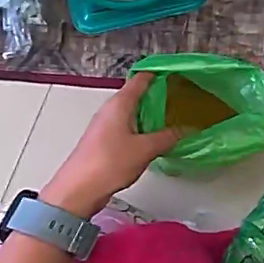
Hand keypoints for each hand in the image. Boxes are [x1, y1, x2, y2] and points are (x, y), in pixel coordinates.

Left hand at [41, 73, 183, 218]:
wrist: (78, 189)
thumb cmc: (109, 163)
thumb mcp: (145, 149)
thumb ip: (167, 137)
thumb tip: (186, 129)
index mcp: (120, 104)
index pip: (140, 79)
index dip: (157, 73)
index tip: (175, 73)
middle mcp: (110, 109)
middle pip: (136, 94)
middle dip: (157, 94)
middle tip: (179, 96)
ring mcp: (105, 125)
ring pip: (131, 111)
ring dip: (149, 113)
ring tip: (171, 117)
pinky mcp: (103, 140)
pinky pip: (126, 126)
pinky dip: (141, 126)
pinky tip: (153, 137)